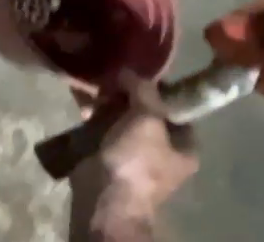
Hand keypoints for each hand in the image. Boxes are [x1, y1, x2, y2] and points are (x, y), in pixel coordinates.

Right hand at [69, 79, 196, 240]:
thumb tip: (132, 70)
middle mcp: (162, 149)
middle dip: (125, 91)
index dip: (159, 88)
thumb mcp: (148, 120)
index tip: (137, 69)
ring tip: (90, 80)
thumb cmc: (137, 159)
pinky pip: (101, 123)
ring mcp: (133, 151)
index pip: (176, 109)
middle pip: (145, 109)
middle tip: (109, 73)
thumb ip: (145, 91)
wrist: (106, 195)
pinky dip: (91, 109)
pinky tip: (79, 94)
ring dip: (105, 97)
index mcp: (184, 147)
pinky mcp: (108, 151)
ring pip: (120, 115)